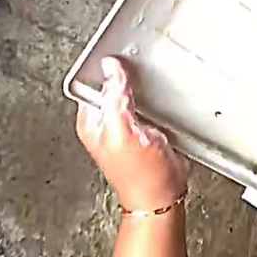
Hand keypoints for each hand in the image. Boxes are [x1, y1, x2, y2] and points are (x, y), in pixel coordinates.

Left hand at [76, 57, 188, 211]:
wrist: (164, 194)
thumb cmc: (141, 174)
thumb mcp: (122, 132)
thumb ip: (114, 98)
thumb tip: (111, 67)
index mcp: (91, 121)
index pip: (94, 82)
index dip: (107, 70)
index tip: (123, 61)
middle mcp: (105, 120)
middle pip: (112, 83)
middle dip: (126, 75)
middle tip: (139, 72)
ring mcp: (125, 122)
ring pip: (130, 90)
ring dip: (141, 85)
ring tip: (149, 85)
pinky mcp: (144, 124)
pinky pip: (146, 100)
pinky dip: (152, 96)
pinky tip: (158, 97)